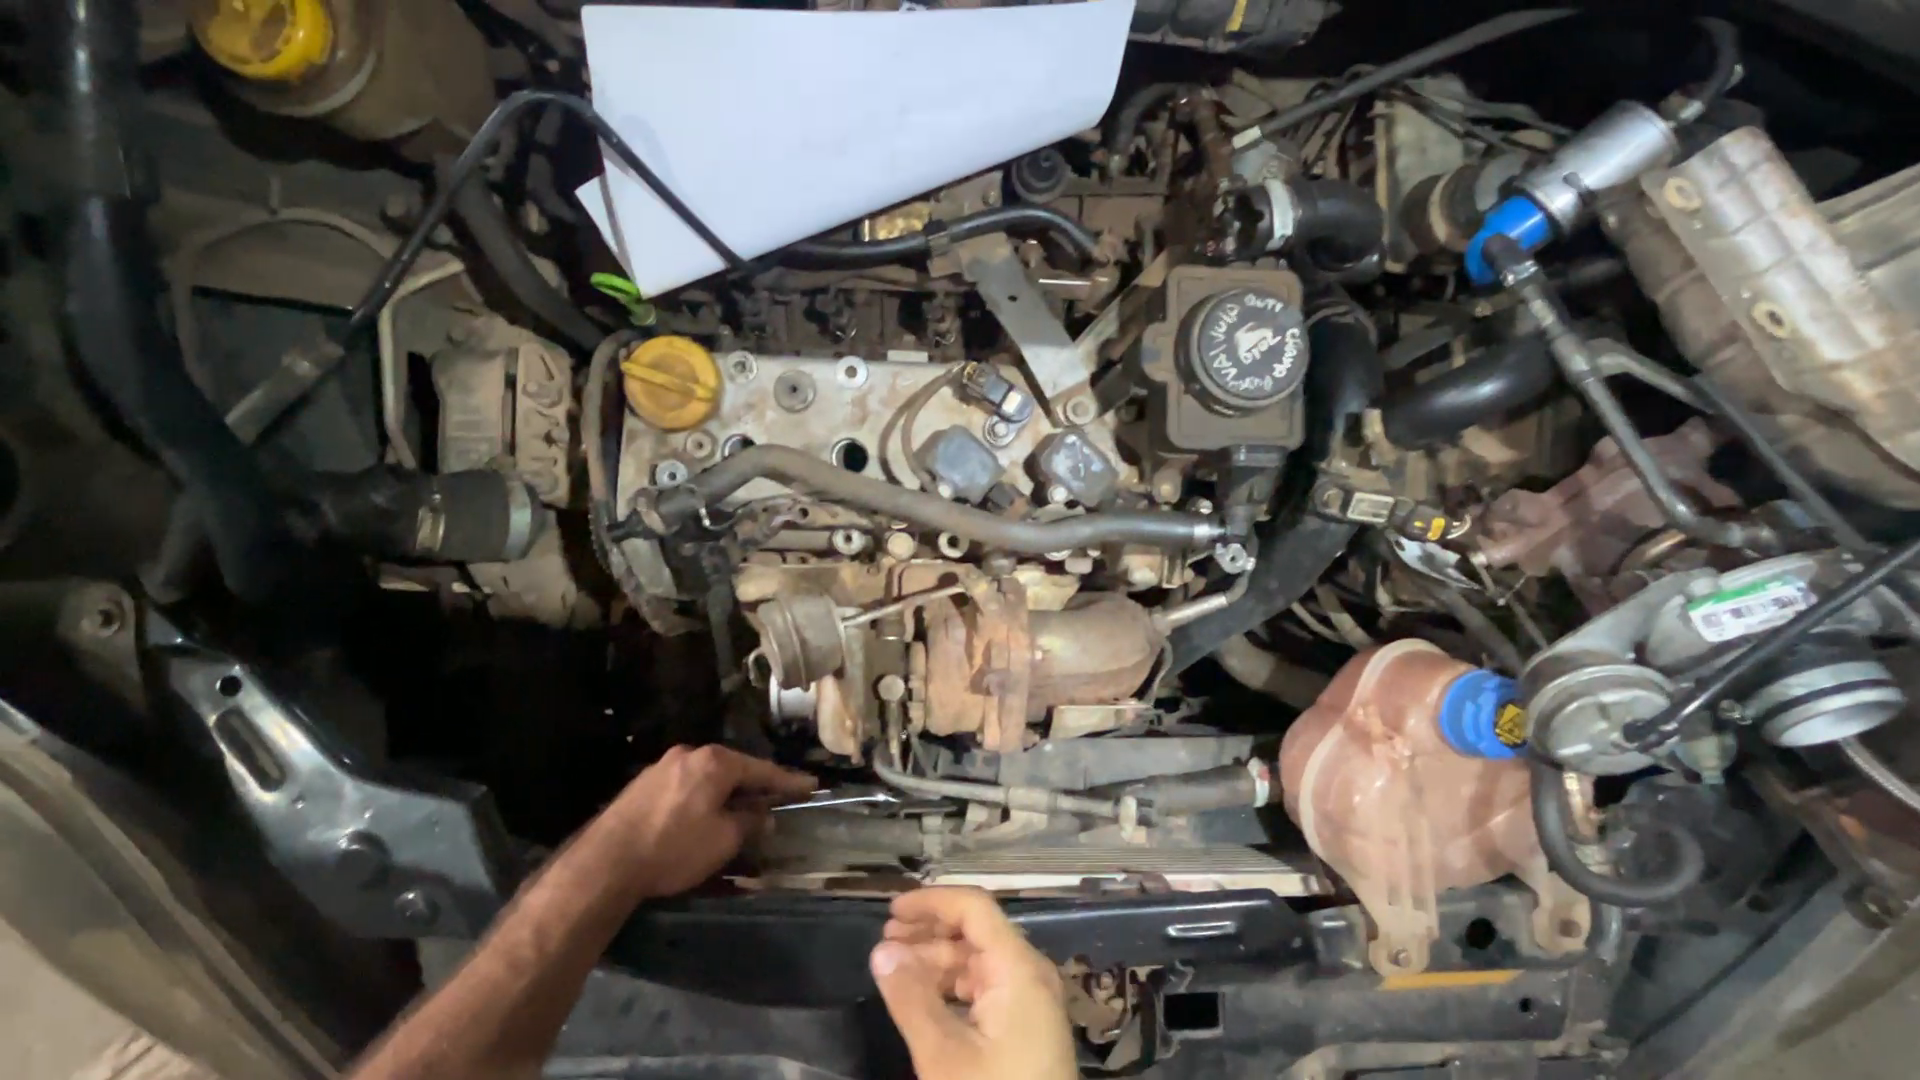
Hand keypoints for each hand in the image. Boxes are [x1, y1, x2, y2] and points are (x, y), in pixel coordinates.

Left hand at [606, 744, 814, 898]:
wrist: (605, 863)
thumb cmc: (674, 848)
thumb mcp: (723, 840)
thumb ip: (750, 823)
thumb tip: (763, 815)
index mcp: (715, 762)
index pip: (762, 770)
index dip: (789, 781)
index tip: (811, 786)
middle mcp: (690, 754)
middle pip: (734, 769)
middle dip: (755, 786)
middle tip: (776, 801)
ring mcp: (662, 767)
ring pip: (707, 778)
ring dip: (726, 793)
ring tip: (741, 811)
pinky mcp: (642, 785)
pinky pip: (686, 786)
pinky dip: (703, 798)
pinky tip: (704, 816)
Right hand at [869, 886, 1076, 1079]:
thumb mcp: (944, 1055)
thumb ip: (910, 998)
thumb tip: (881, 950)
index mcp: (1018, 968)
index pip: (974, 908)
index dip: (931, 901)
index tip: (891, 911)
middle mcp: (1029, 973)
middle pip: (976, 931)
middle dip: (928, 930)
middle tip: (885, 940)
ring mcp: (1030, 1001)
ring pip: (978, 960)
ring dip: (936, 958)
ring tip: (895, 967)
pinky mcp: (1026, 1026)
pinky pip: (985, 987)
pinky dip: (951, 985)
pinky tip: (921, 997)